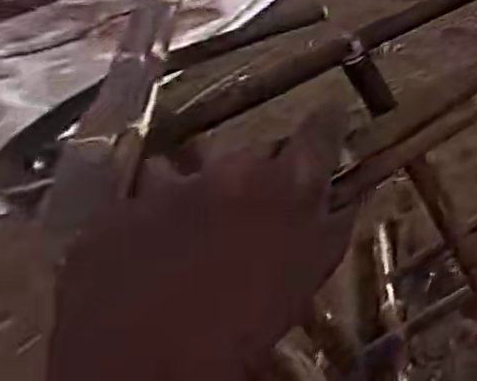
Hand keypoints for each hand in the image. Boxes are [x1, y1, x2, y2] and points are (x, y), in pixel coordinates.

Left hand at [48, 105, 354, 380]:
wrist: (145, 376)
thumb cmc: (249, 325)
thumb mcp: (313, 270)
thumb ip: (339, 218)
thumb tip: (356, 188)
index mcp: (292, 178)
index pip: (323, 124)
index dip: (329, 122)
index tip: (330, 121)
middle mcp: (237, 166)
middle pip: (259, 150)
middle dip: (261, 174)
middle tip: (254, 212)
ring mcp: (173, 184)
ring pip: (197, 169)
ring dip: (204, 190)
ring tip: (194, 232)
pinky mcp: (120, 210)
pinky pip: (142, 196)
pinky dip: (151, 214)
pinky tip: (149, 247)